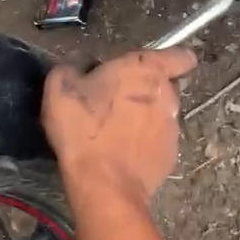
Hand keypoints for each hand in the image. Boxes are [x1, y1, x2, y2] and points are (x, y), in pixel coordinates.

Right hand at [41, 48, 196, 207]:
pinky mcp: (170, 156)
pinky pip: (156, 141)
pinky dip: (142, 143)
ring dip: (142, 118)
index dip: (170, 58)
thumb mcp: (60, 87)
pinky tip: (119, 153)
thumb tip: (80, 63)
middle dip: (143, 90)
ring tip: (112, 131)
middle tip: (112, 101)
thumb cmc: (83, 127)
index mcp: (146, 70)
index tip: (149, 67)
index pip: (179, 56)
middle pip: (163, 85)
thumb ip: (73, 66)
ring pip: (160, 114)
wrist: (103, 184)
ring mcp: (173, 128)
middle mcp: (168, 95)